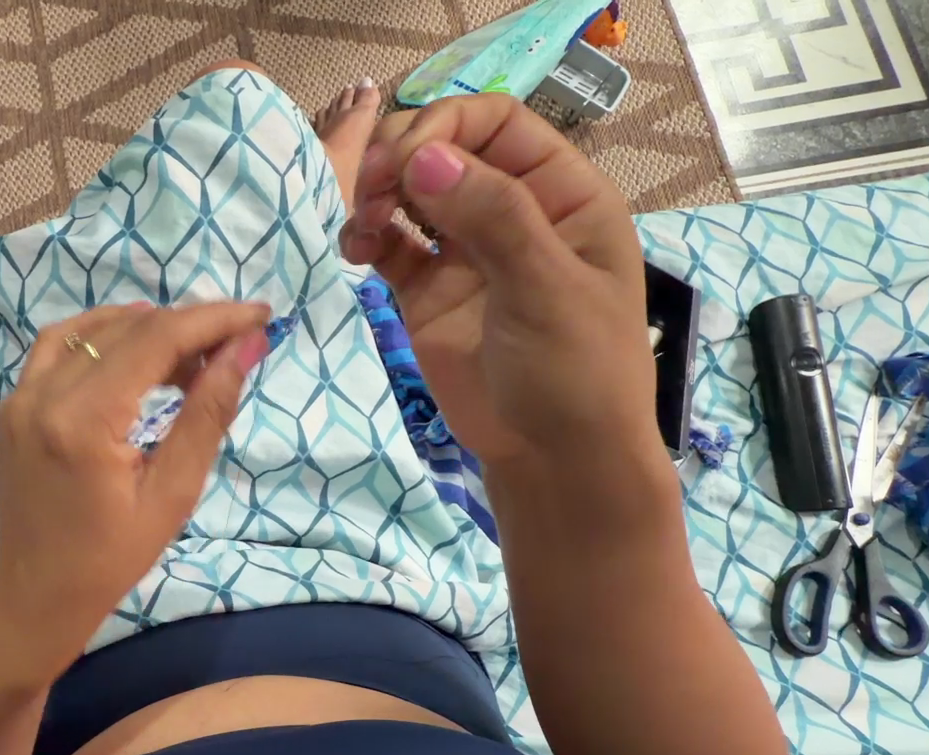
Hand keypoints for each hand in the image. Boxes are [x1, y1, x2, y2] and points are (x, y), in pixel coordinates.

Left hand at [0, 302, 272, 687]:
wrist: (37, 592)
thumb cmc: (110, 558)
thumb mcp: (172, 494)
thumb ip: (207, 414)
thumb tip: (246, 346)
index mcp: (83, 421)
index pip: (156, 340)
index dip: (213, 320)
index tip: (259, 315)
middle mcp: (42, 395)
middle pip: (126, 330)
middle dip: (187, 326)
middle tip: (233, 346)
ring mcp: (20, 397)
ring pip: (90, 331)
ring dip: (144, 330)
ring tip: (189, 356)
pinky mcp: (14, 406)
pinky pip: (58, 348)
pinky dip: (100, 338)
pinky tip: (132, 353)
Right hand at [339, 94, 659, 470]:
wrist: (549, 454)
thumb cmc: (573, 370)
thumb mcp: (545, 288)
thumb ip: (492, 218)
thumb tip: (422, 156)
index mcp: (560, 195)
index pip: (498, 126)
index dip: (446, 126)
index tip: (402, 159)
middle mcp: (509, 214)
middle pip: (446, 155)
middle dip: (401, 161)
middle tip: (369, 191)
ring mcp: (463, 255)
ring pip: (411, 200)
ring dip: (377, 200)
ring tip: (360, 229)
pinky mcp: (425, 294)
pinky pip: (390, 250)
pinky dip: (367, 241)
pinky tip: (355, 251)